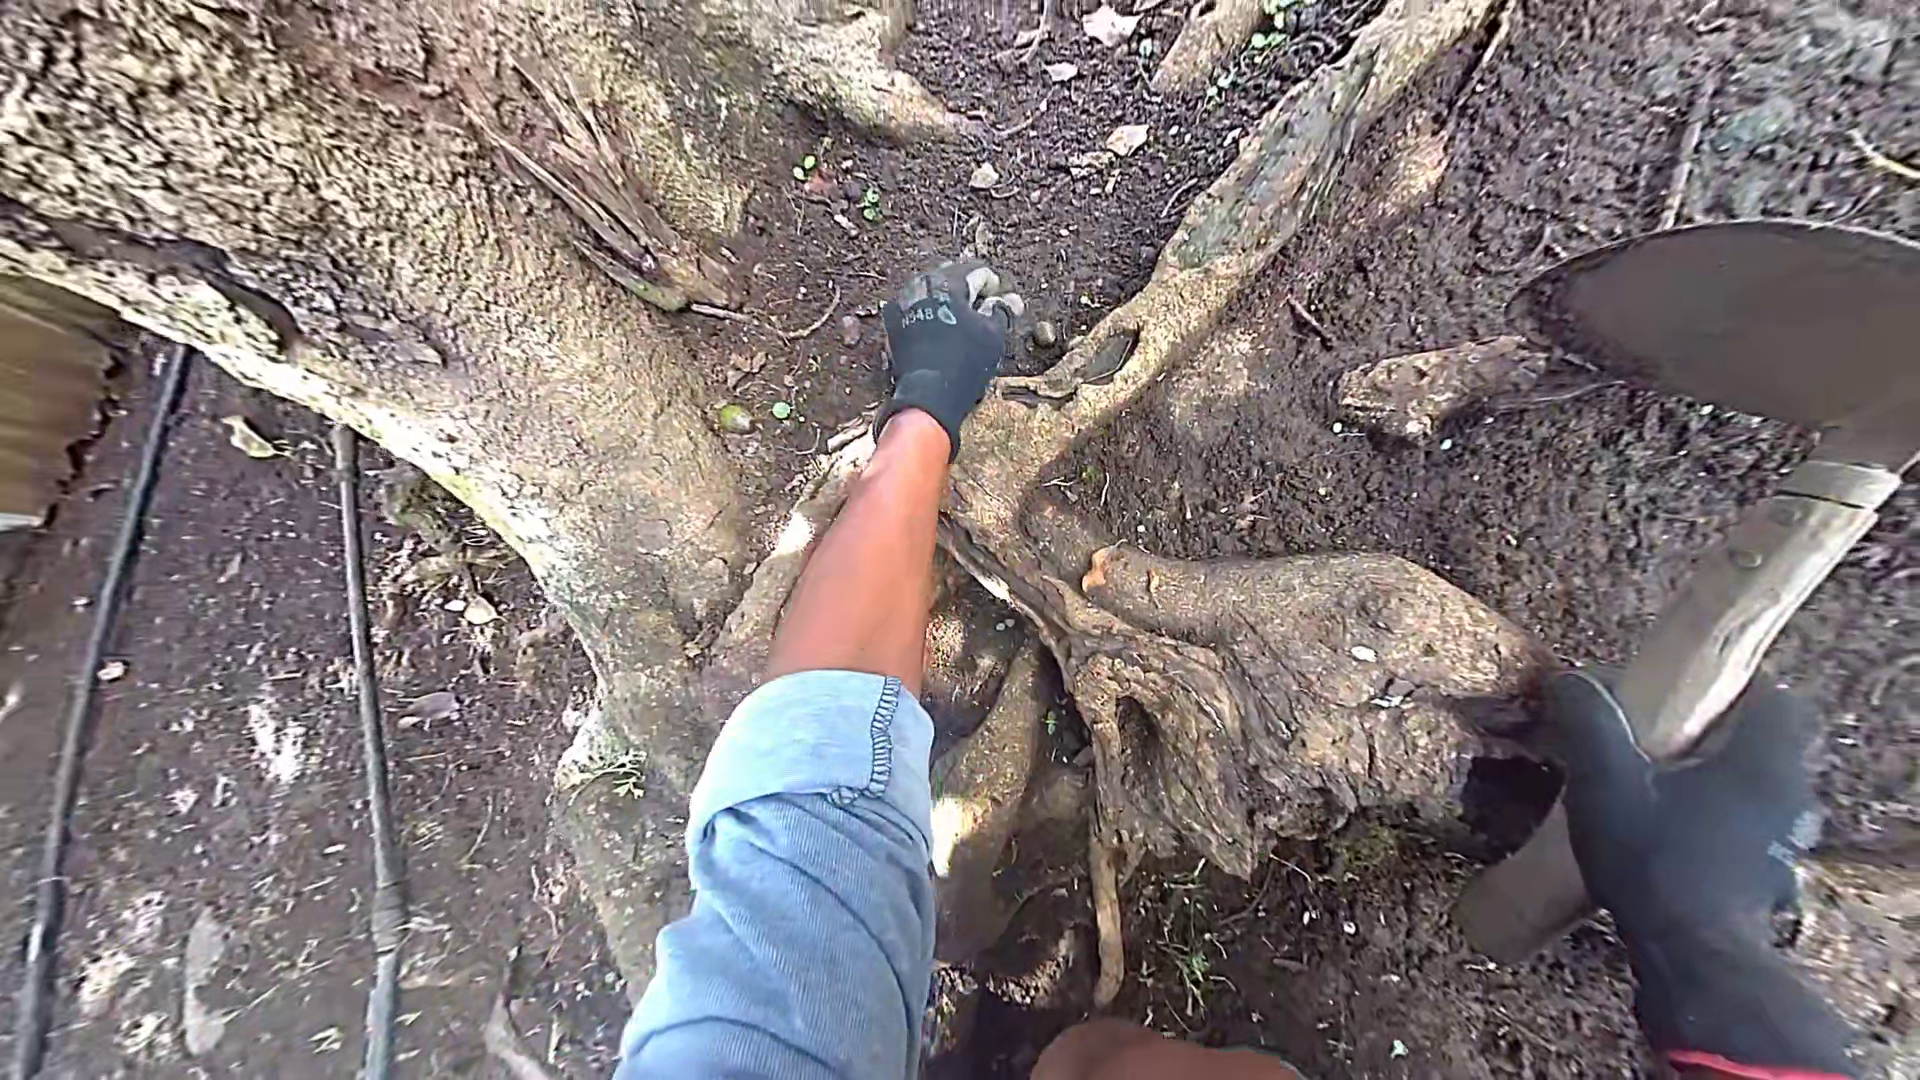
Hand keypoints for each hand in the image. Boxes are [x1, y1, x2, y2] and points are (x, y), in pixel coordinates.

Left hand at [876, 261, 1023, 459]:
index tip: (999, 304)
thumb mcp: (993, 335)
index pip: (979, 274)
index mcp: (947, 281)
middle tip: (982, 314)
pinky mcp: (892, 327)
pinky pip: (917, 313)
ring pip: (932, 297)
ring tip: (962, 327)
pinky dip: (930, 319)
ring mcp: (903, 305)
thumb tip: (1010, 299)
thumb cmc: (964, 363)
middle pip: (952, 281)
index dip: (994, 289)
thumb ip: (1002, 311)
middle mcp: (921, 285)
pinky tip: (940, 336)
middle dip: (968, 294)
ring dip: (948, 306)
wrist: (927, 396)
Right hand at [1545, 670, 1855, 1076]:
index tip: (1671, 685)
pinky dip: (1700, 794)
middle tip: (1636, 724)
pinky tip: (1651, 809)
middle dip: (1699, 722)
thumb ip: (1587, 721)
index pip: (1779, 700)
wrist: (1691, 946)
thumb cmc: (1650, 851)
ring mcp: (1780, 831)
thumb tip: (1568, 677)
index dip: (1732, 682)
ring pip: (1745, 773)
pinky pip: (1737, 805)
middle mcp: (1787, 793)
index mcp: (1762, 765)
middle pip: (1758, 736)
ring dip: (1697, 760)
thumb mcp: (1602, 776)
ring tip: (1634, 767)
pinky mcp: (1761, 857)